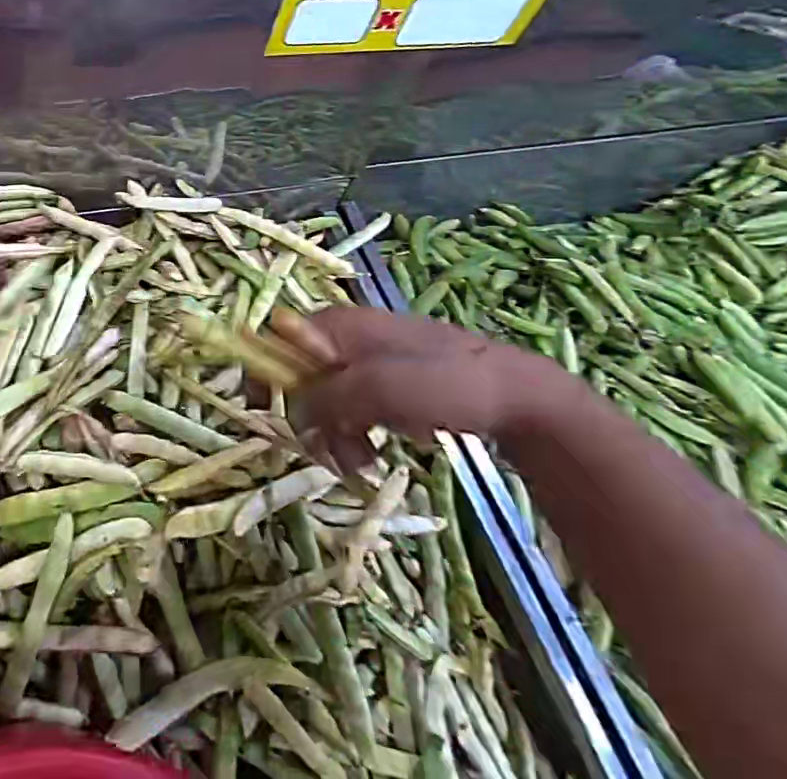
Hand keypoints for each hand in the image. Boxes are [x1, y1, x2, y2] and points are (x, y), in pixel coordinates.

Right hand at [296, 308, 582, 469]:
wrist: (521, 399)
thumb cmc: (447, 384)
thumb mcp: (378, 388)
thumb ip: (324, 398)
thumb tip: (294, 415)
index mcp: (335, 325)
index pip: (274, 342)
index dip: (265, 378)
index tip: (269, 416)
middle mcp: (344, 338)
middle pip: (299, 379)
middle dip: (310, 420)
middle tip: (335, 453)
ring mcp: (367, 362)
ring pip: (325, 401)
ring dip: (335, 436)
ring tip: (365, 461)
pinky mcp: (387, 385)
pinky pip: (351, 411)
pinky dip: (356, 435)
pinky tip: (378, 451)